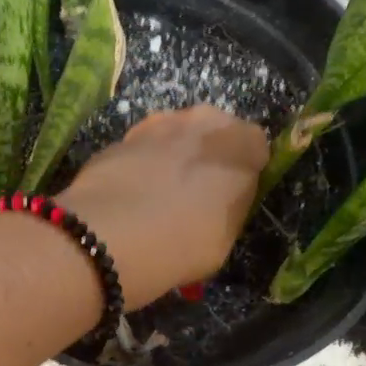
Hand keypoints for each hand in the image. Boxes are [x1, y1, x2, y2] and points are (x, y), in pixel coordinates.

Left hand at [55, 106, 267, 309]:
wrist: (110, 236)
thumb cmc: (183, 243)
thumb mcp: (225, 237)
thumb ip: (229, 206)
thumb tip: (220, 198)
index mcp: (239, 144)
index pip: (255, 146)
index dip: (243, 169)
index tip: (230, 194)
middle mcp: (201, 122)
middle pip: (212, 132)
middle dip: (205, 155)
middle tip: (192, 193)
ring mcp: (155, 125)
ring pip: (171, 137)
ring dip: (168, 157)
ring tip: (155, 196)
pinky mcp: (117, 140)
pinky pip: (137, 151)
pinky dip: (135, 168)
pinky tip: (125, 198)